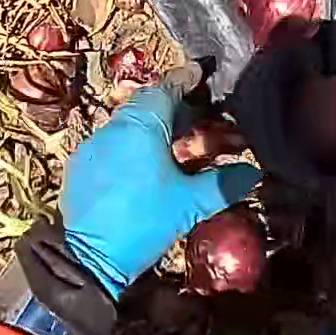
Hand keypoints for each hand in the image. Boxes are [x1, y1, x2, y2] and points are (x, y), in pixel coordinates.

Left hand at [61, 66, 261, 297]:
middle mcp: (113, 128)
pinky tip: (146, 163)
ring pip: (128, 123)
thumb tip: (254, 172)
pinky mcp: (81, 166)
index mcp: (140, 127)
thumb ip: (224, 184)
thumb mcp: (190, 204)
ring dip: (153, 125)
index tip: (201, 73)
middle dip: (173, 105)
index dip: (185, 79)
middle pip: (147, 103)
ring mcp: (92, 146)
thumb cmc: (144, 222)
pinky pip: (112, 141)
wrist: (89, 261)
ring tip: (175, 141)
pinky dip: (133, 143)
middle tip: (197, 115)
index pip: (165, 88)